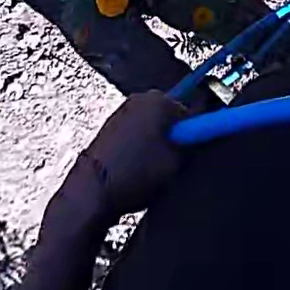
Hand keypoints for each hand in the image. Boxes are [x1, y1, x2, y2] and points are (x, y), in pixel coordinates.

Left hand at [45, 92, 185, 236]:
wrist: (92, 192)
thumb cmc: (134, 174)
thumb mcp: (177, 162)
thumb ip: (193, 144)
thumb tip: (197, 139)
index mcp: (161, 100)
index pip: (191, 112)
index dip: (195, 135)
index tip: (194, 151)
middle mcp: (141, 98)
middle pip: (170, 116)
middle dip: (174, 138)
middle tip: (173, 163)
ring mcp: (123, 110)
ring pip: (152, 126)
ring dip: (155, 144)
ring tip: (151, 171)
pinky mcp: (110, 126)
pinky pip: (135, 133)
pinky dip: (138, 147)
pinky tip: (135, 170)